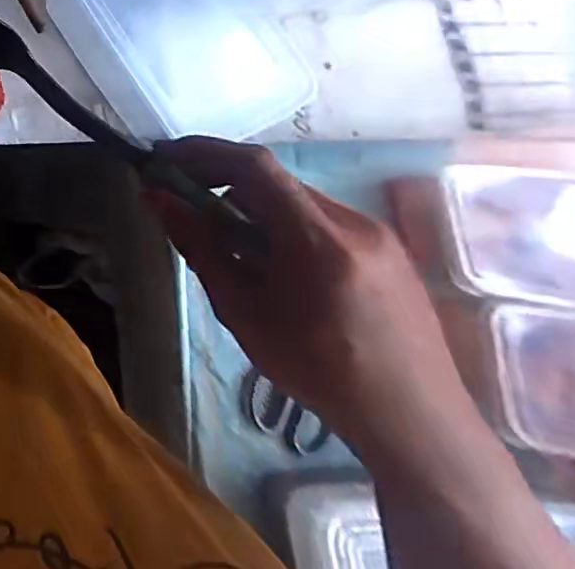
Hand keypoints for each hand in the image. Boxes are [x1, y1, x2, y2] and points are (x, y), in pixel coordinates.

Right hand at [143, 136, 478, 460]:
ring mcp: (377, 233)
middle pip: (272, 178)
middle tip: (183, 198)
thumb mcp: (242, 311)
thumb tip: (157, 197)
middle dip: (220, 178)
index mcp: (319, 239)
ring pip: (295, 196)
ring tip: (225, 239)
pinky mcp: (388, 249)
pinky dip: (282, 220)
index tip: (164, 158)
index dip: (203, 152)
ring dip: (251, 203)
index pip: (254, 166)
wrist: (417, 423)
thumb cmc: (319, 371)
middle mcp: (353, 222)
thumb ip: (199, 246)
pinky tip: (271, 259)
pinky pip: (320, 216)